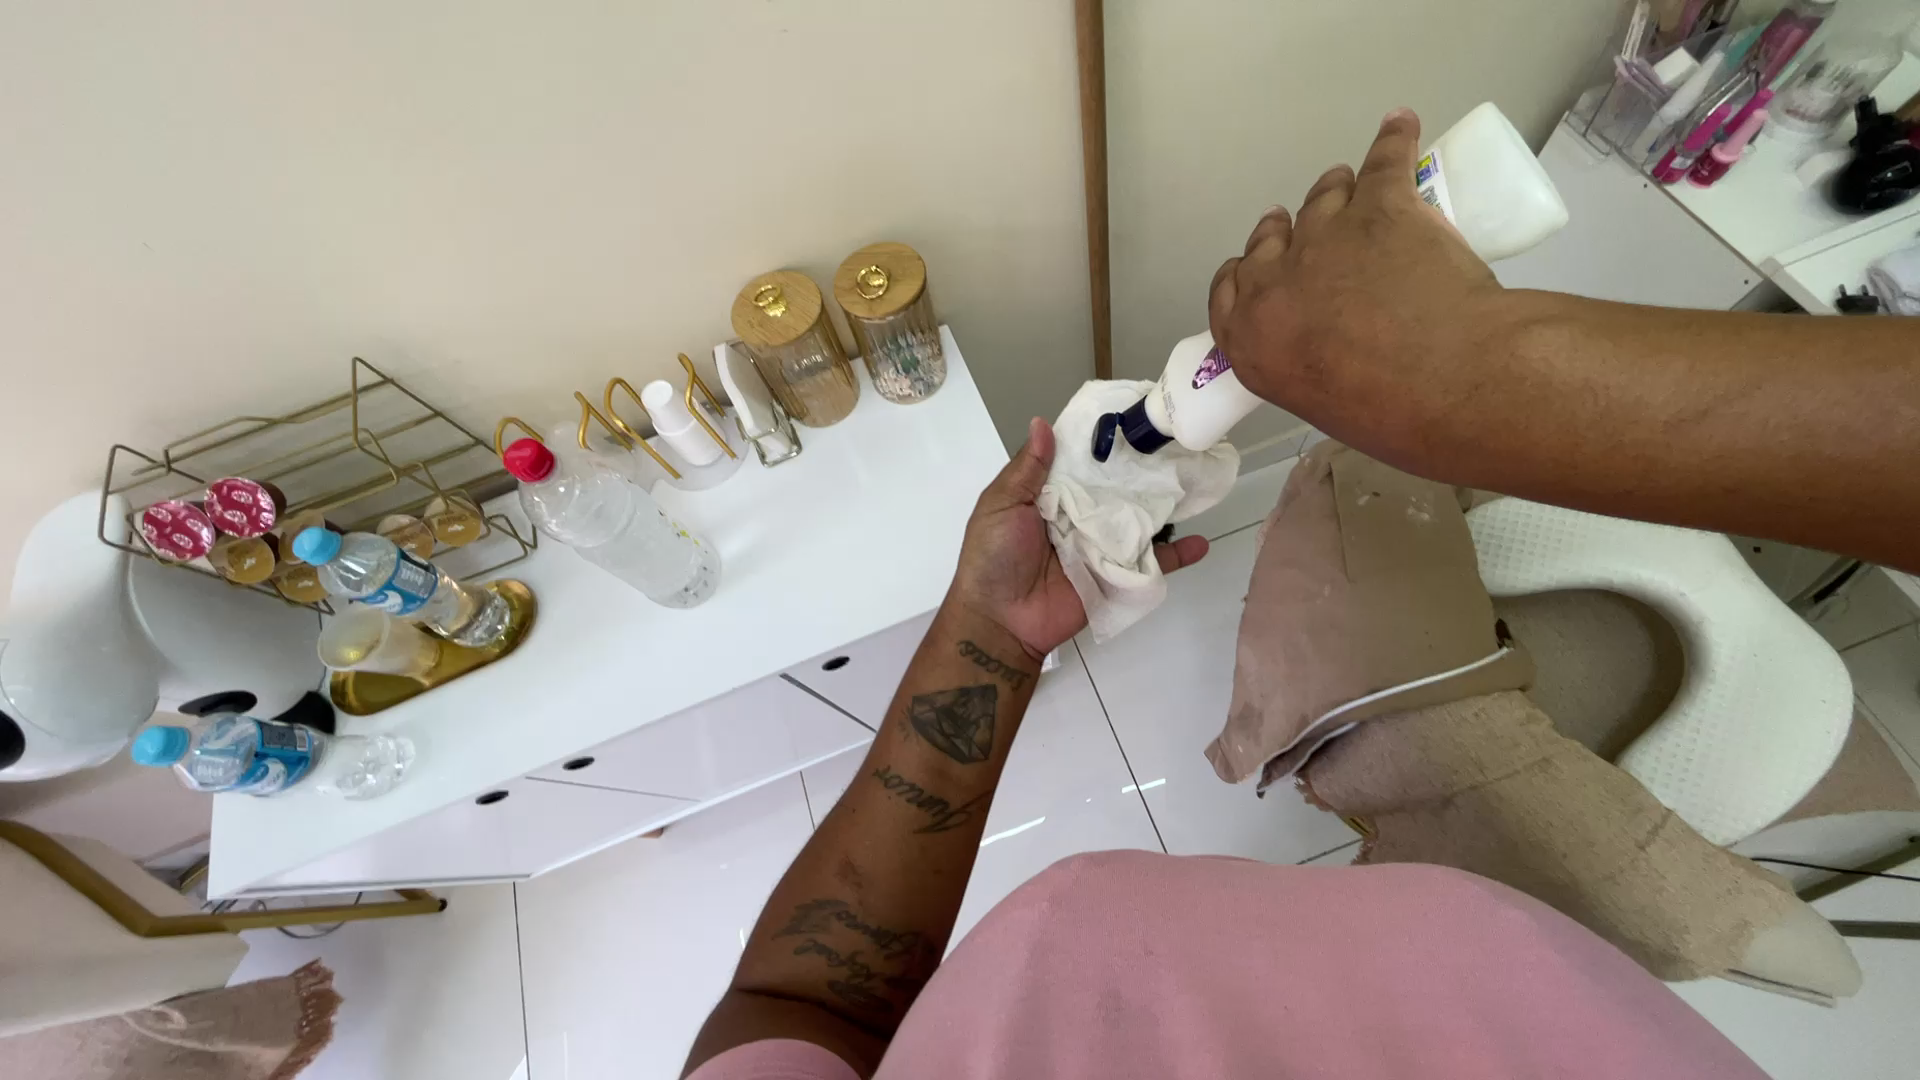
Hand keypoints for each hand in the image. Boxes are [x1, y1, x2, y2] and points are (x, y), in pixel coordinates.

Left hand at [948, 418, 1208, 659]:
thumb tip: (1042, 422)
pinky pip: (1150, 564)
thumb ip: (1027, 469)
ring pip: (1139, 521)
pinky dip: (1177, 555)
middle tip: (1180, 444)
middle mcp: (1079, 517)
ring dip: (1166, 505)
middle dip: (1144, 470)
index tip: (1135, 417)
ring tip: (1200, 481)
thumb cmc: (994, 557)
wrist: (1001, 620)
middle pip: (1117, 489)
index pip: (1082, 464)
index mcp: (1049, 497)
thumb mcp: (1001, 505)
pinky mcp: (1115, 575)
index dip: (1105, 444)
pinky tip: (1202, 541)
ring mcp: (1100, 546)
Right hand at [1208, 109, 1510, 467]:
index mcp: (1249, 339)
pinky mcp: (1380, 207)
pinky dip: (1392, 139)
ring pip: (1321, 196)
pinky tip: (1397, 127)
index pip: (1227, 290)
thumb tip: (1326, 351)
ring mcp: (1324, 238)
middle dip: (1281, 231)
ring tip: (1351, 186)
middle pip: (1268, 239)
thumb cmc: (1382, 413)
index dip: (1243, 272)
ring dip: (1333, 191)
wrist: (1446, 379)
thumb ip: (1299, 364)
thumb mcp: (1313, 401)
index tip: (1257, 266)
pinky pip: (1383, 158)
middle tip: (1304, 227)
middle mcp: (1273, 284)